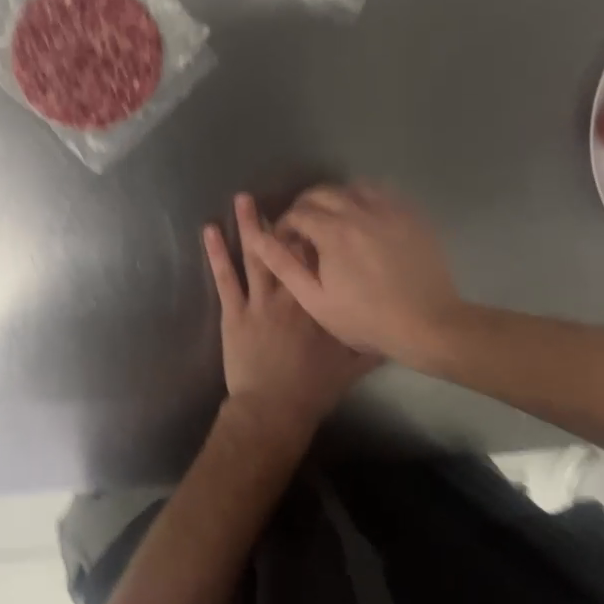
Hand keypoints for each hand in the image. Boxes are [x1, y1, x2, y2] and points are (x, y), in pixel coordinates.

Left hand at [203, 194, 376, 444]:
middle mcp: (292, 296)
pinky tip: (210, 230)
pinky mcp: (235, 312)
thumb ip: (371, 345)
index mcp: (321, 305)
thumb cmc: (314, 390)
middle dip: (287, 221)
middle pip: (290, 251)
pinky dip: (216, 254)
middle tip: (285, 194)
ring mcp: (260, 302)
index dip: (321, 236)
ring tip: (244, 198)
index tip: (320, 212)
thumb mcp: (352, 367)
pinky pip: (225, 278)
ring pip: (256, 257)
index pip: (322, 263)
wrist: (275, 409)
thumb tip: (393, 330)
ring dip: (249, 226)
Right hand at [242, 183, 467, 370]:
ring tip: (334, 221)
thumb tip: (257, 237)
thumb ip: (284, 265)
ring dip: (336, 199)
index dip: (284, 225)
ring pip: (352, 187)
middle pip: (322, 192)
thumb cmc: (365, 319)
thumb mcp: (315, 300)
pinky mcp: (411, 217)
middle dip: (305, 206)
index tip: (285, 242)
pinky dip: (366, 199)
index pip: (297, 212)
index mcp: (332, 232)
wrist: (428, 324)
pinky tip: (365, 219)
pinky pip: (383, 193)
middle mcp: (359, 212)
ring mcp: (389, 211)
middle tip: (304, 229)